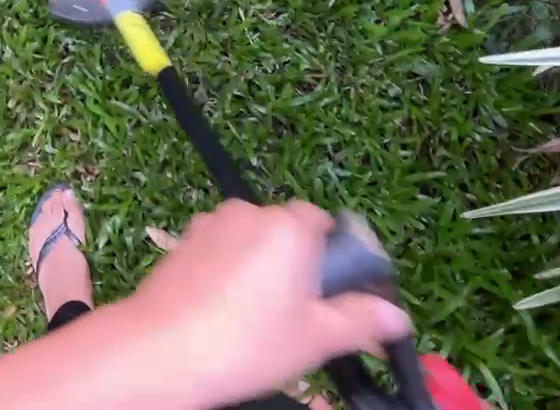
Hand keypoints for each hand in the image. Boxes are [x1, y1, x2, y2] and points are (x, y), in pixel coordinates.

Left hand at [127, 200, 413, 406]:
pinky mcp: (185, 238)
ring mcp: (211, 222)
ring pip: (252, 237)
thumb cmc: (248, 341)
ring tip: (264, 315)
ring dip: (263, 263)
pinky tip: (228, 307)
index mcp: (286, 226)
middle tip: (304, 310)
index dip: (335, 252)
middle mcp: (247, 212)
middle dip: (299, 261)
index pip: (321, 220)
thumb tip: (395, 315)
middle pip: (285, 228)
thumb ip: (359, 319)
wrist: (164, 346)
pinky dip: (231, 266)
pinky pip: (222, 245)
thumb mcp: (316, 338)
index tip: (340, 289)